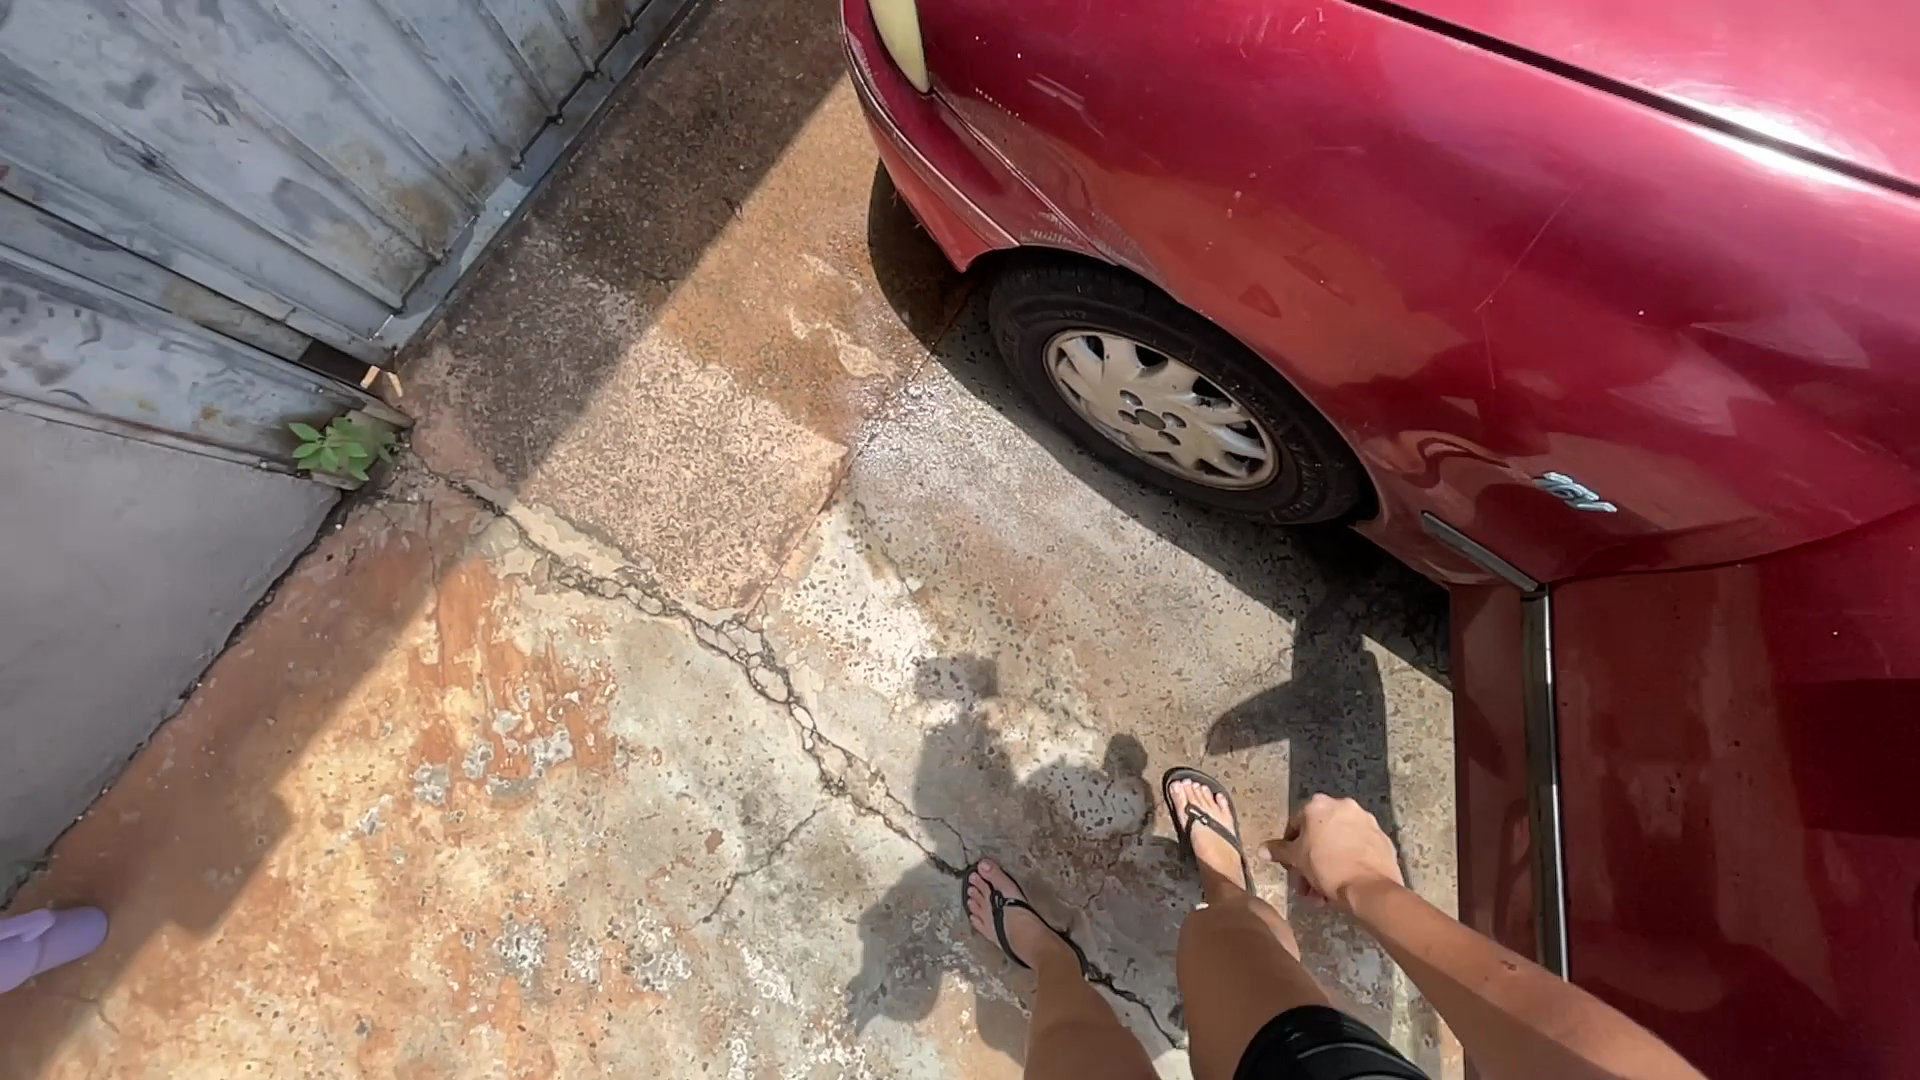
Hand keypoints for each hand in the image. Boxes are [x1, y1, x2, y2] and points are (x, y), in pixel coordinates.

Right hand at [1259, 794, 1403, 911]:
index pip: (1295, 825)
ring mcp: (1366, 821)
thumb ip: (1279, 851)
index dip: (1290, 848)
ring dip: (1329, 863)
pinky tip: (1345, 882)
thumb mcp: (1297, 859)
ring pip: (1339, 842)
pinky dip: (1350, 861)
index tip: (1292, 866)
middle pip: (1319, 834)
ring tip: (1324, 891)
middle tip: (1307, 883)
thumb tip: (1262, 850)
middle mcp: (1343, 805)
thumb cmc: (1327, 867)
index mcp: (1318, 805)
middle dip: (1311, 860)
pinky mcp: (1383, 839)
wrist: (1371, 889)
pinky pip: (1359, 848)